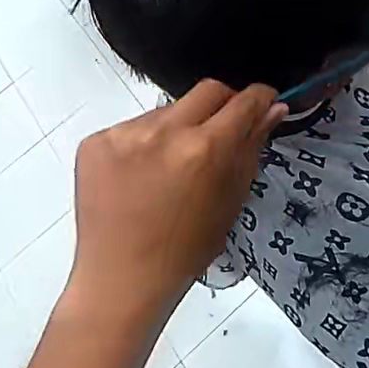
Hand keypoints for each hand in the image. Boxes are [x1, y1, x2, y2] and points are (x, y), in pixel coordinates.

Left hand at [67, 81, 284, 321]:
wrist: (124, 277)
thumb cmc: (190, 245)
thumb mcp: (234, 196)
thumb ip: (252, 145)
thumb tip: (273, 109)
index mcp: (206, 148)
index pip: (245, 100)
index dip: (261, 97)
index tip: (266, 101)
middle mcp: (165, 131)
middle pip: (208, 90)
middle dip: (225, 103)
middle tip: (226, 129)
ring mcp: (124, 134)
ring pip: (171, 109)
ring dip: (184, 125)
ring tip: (178, 163)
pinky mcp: (95, 142)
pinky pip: (136, 126)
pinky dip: (149, 141)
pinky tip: (146, 173)